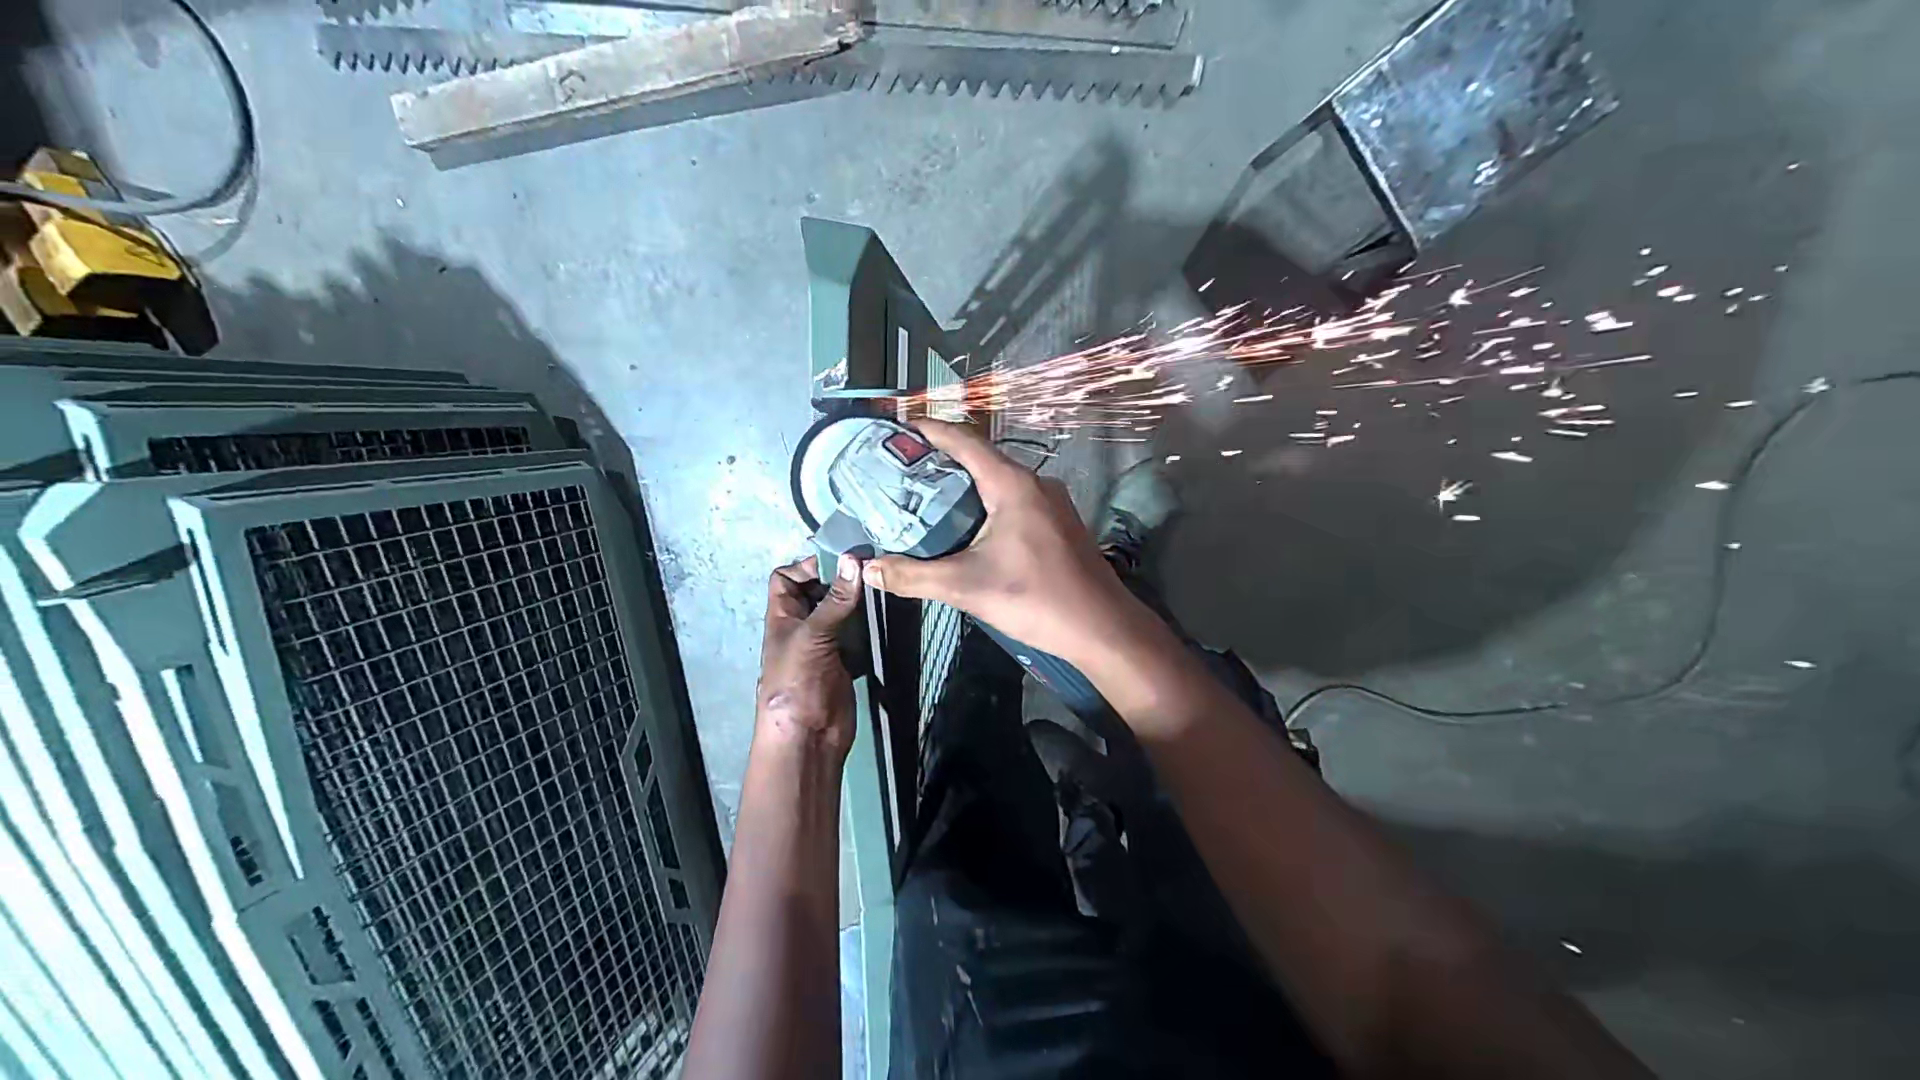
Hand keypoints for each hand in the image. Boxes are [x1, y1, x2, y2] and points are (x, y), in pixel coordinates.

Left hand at [757, 554, 863, 754]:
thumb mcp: (813, 635)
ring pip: (839, 611)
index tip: (842, 559)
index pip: (787, 578)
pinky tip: (885, 613)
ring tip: (882, 584)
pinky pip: (855, 634)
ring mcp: (824, 643)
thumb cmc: (798, 681)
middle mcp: (802, 625)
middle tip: (872, 565)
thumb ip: (836, 599)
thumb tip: (854, 559)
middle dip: (839, 578)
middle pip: (817, 591)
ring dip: (856, 600)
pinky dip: (867, 624)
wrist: (808, 736)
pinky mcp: (844, 660)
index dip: (807, 566)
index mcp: (783, 616)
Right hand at [861, 420, 1142, 666]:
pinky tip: (967, 529)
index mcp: (1012, 484)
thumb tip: (868, 569)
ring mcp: (1052, 504)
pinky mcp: (1059, 525)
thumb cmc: (1035, 598)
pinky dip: (985, 505)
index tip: (899, 428)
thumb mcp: (966, 587)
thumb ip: (914, 576)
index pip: (964, 441)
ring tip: (925, 500)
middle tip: (900, 473)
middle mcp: (1035, 483)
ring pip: (998, 483)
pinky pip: (1014, 502)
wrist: (1102, 628)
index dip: (929, 430)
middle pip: (980, 460)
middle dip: (940, 462)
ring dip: (963, 487)